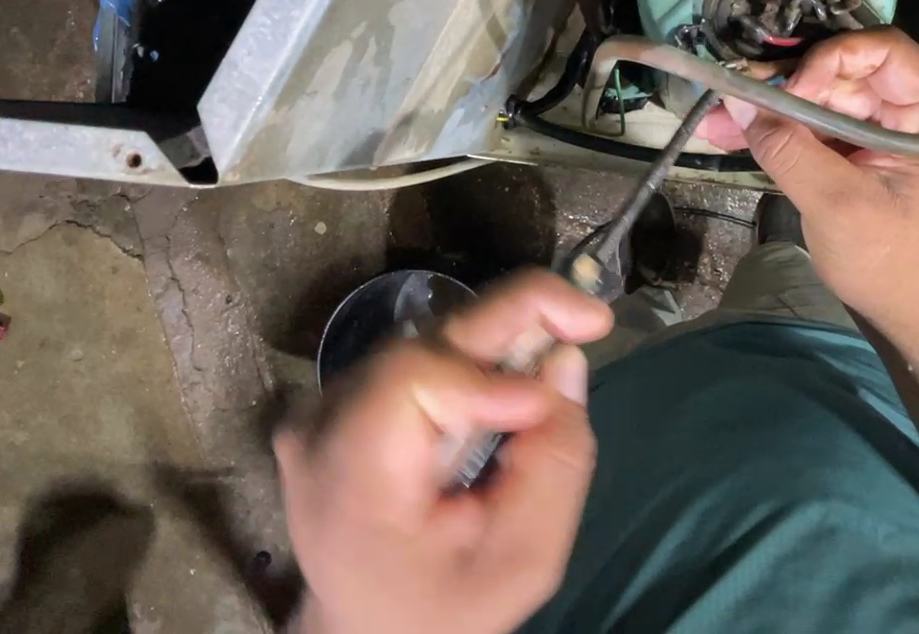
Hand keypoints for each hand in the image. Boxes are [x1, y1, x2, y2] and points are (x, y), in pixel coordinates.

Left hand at [275, 270, 613, 633]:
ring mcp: (334, 401)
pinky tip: (523, 374)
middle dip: (520, 316)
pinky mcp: (355, 390)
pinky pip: (433, 351)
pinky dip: (487, 355)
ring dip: (508, 339)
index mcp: (349, 477)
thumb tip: (564, 360)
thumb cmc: (442, 610)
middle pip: (430, 341)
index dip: (486, 375)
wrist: (367, 630)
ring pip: (437, 339)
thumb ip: (553, 465)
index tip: (545, 403)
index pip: (410, 379)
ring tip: (562, 348)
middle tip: (592, 318)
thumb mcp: (521, 565)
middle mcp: (327, 420)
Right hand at [697, 28, 918, 339]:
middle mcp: (916, 107)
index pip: (883, 50)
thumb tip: (734, 100)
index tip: (786, 95)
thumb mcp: (837, 205)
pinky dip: (775, 127)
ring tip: (716, 117)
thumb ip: (787, 148)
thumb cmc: (890, 262)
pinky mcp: (860, 143)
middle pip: (843, 70)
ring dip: (769, 106)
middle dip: (784, 85)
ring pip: (819, 93)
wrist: (907, 312)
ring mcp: (885, 124)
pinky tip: (730, 132)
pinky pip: (813, 120)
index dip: (828, 60)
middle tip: (731, 97)